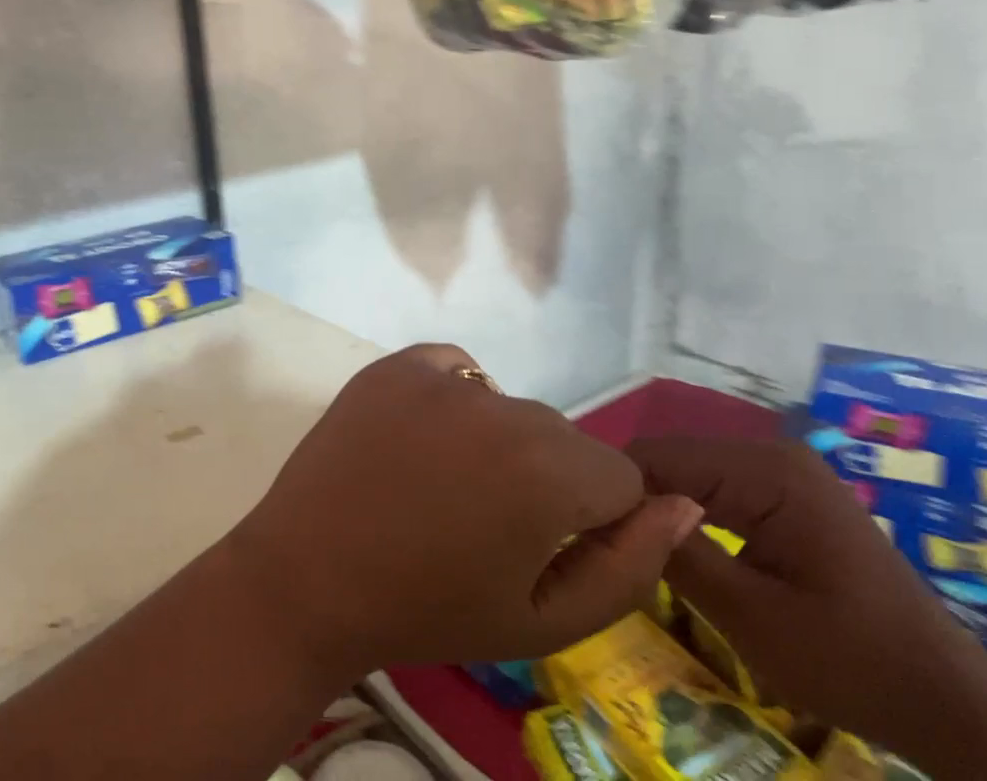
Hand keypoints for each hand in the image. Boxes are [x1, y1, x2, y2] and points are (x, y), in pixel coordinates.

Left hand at [225, 345, 703, 678]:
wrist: (305, 582)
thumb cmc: (427, 613)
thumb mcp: (545, 621)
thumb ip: (632, 566)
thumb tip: (682, 504)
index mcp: (550, 468)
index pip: (620, 481)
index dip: (588, 526)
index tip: (533, 553)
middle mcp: (503, 404)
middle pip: (564, 441)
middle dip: (545, 483)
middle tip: (478, 528)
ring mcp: (440, 376)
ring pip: (511, 408)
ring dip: (498, 443)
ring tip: (441, 491)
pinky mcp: (392, 365)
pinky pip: (455, 370)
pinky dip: (453, 402)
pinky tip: (421, 444)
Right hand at [626, 436, 986, 751]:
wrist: (941, 698)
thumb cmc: (848, 660)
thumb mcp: (748, 614)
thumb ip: (677, 552)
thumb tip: (611, 510)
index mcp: (767, 470)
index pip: (656, 456)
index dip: (612, 493)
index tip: (580, 537)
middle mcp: (772, 454)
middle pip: (668, 460)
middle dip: (632, 500)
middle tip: (597, 550)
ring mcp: (781, 473)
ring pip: (685, 474)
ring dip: (654, 509)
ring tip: (621, 550)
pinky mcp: (784, 496)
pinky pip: (712, 490)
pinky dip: (683, 516)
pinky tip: (664, 549)